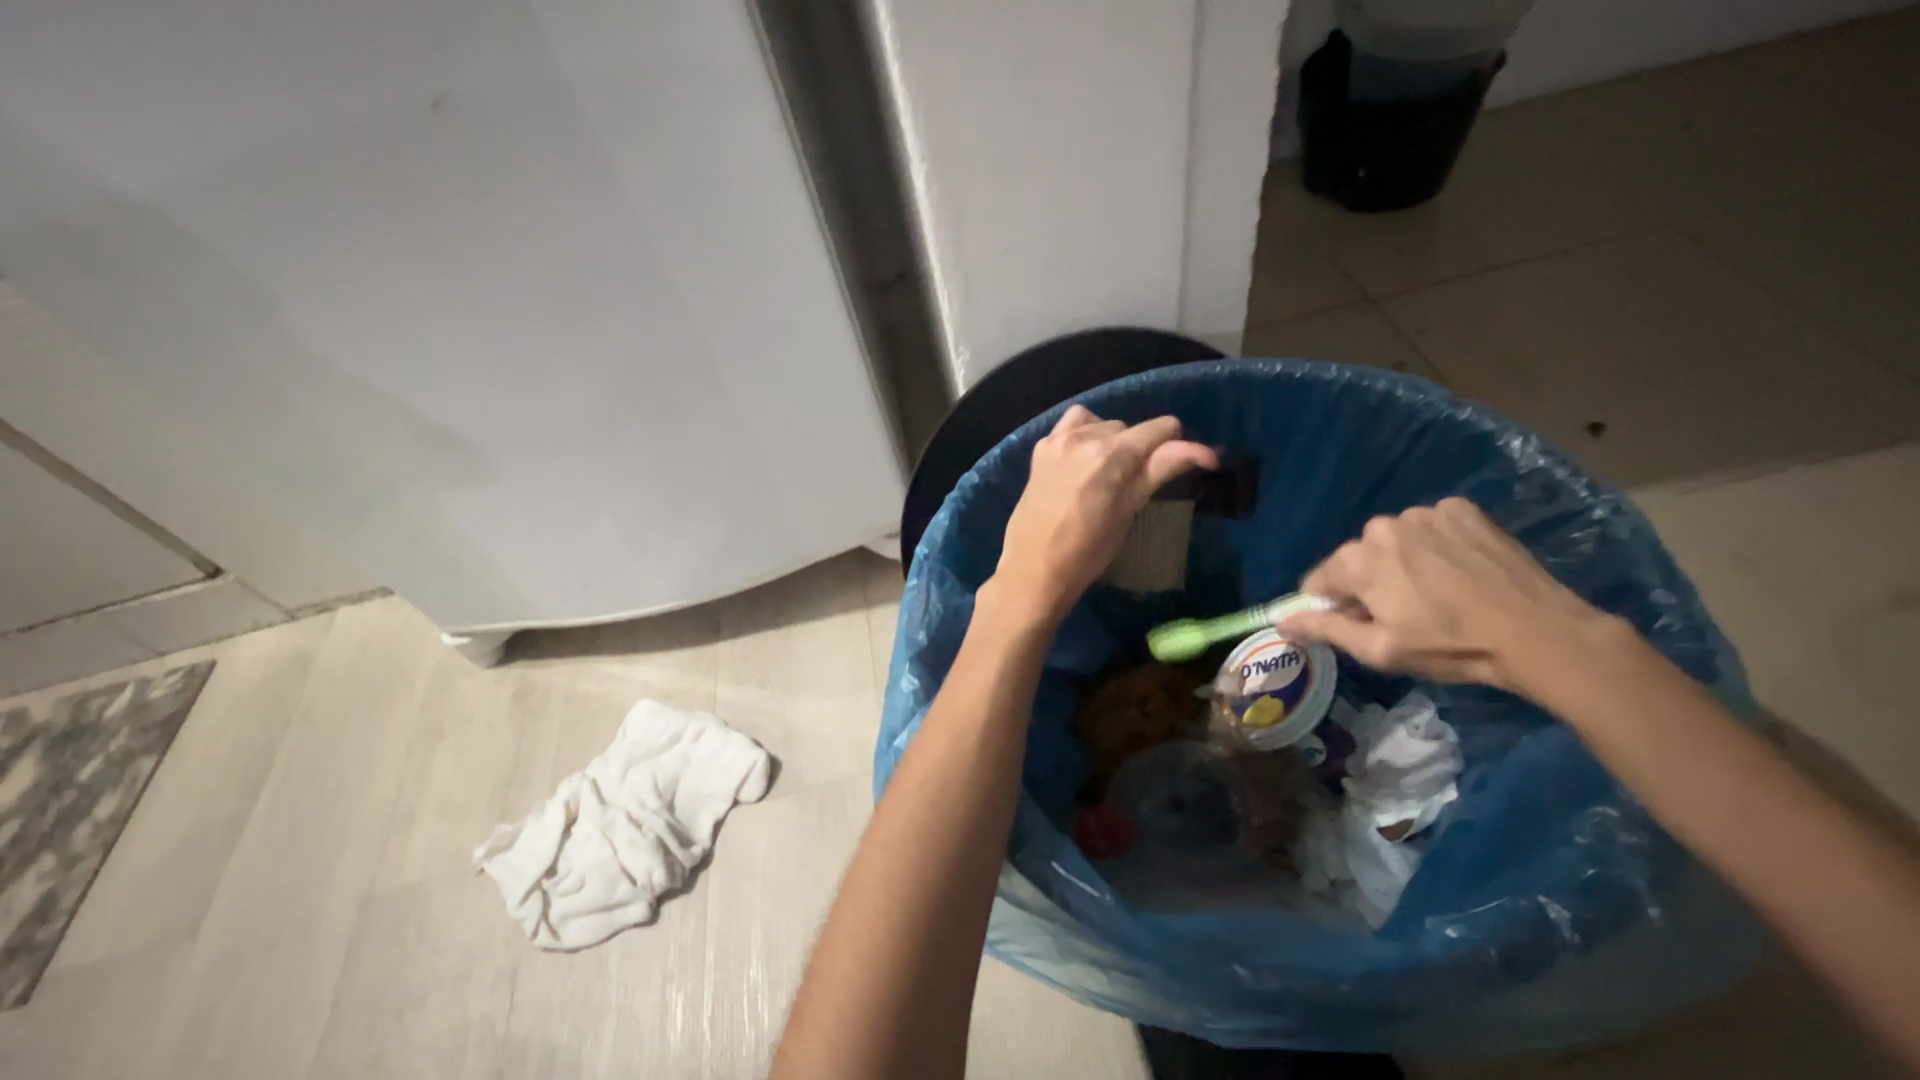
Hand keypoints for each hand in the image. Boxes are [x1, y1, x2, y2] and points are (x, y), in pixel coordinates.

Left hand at [988, 405, 1217, 623]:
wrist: (1035, 568)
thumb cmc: (1088, 550)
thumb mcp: (1130, 509)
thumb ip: (1162, 470)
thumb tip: (1203, 451)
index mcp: (1112, 454)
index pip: (1160, 428)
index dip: (1176, 444)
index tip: (1177, 464)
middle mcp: (1084, 436)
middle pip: (1130, 427)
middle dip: (1139, 448)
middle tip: (1133, 482)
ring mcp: (1058, 440)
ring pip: (1101, 423)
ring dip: (1111, 439)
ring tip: (1108, 471)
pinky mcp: (1041, 448)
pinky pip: (1071, 424)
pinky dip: (1084, 433)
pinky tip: (1083, 459)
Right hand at [1279, 497, 1621, 692]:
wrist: (1534, 630)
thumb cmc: (1449, 646)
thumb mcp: (1379, 649)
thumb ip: (1325, 629)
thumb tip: (1282, 622)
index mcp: (1357, 559)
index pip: (1320, 579)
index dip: (1332, 605)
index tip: (1357, 623)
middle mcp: (1382, 526)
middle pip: (1359, 558)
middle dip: (1369, 582)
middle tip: (1402, 614)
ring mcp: (1425, 513)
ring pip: (1395, 541)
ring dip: (1402, 562)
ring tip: (1436, 592)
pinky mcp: (1461, 510)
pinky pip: (1431, 527)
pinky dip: (1435, 545)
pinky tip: (1458, 570)